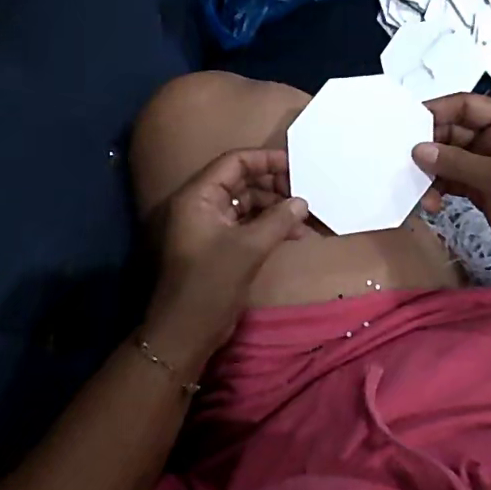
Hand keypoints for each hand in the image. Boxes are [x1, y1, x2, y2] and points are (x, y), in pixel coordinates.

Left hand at [144, 149, 309, 354]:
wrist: (186, 329)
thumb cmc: (211, 282)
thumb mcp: (248, 248)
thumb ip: (277, 220)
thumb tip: (302, 202)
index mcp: (198, 196)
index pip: (233, 163)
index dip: (265, 160)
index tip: (297, 166)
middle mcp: (200, 205)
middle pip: (239, 181)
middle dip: (273, 185)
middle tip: (304, 194)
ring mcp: (207, 225)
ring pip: (244, 204)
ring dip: (273, 208)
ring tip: (304, 217)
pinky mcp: (216, 244)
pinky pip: (243, 224)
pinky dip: (266, 226)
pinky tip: (293, 234)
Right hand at [413, 94, 490, 274]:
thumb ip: (457, 162)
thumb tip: (417, 150)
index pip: (469, 107)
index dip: (438, 111)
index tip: (404, 122)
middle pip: (456, 133)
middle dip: (430, 145)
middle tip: (402, 159)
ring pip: (451, 160)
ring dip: (431, 172)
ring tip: (416, 188)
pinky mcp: (487, 192)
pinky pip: (454, 183)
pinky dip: (439, 189)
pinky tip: (429, 203)